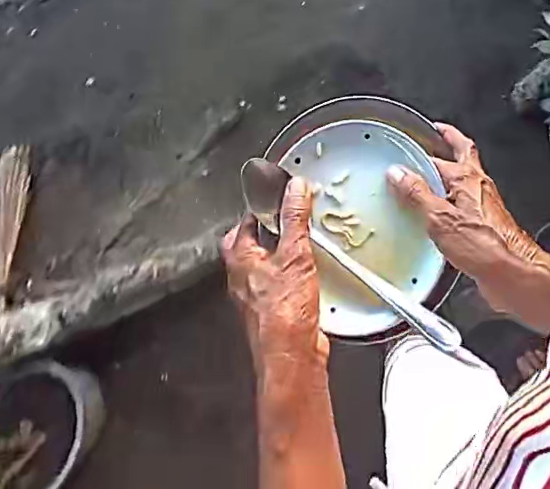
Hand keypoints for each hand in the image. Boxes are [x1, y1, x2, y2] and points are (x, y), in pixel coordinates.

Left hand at [222, 177, 328, 374]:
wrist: (293, 361)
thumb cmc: (283, 315)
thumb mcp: (294, 254)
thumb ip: (294, 218)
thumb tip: (294, 188)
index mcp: (239, 255)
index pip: (249, 216)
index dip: (267, 200)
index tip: (285, 190)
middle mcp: (243, 273)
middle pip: (257, 236)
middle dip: (275, 223)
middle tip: (294, 211)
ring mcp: (257, 291)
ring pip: (269, 257)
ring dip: (286, 246)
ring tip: (305, 235)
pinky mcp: (275, 305)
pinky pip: (282, 276)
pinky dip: (294, 267)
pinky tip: (310, 266)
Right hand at [388, 123, 549, 313]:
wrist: (514, 275)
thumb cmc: (487, 246)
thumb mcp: (440, 218)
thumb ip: (416, 194)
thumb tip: (398, 173)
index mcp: (468, 177)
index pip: (450, 148)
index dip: (433, 140)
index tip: (420, 135)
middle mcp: (478, 186)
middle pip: (465, 155)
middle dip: (450, 144)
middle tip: (437, 138)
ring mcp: (484, 205)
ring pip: (464, 181)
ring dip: (449, 175)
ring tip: (431, 176)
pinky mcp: (485, 226)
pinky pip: (465, 205)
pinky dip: (451, 203)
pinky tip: (440, 215)